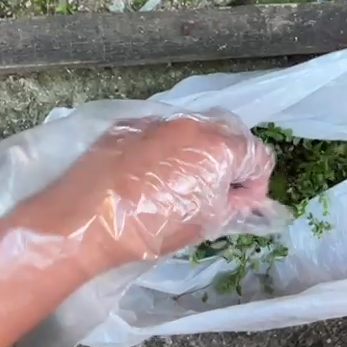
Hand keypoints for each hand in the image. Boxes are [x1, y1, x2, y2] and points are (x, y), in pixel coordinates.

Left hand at [27, 113, 275, 270]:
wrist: (87, 218)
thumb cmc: (152, 227)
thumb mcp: (205, 224)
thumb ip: (235, 205)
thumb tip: (245, 197)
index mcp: (220, 148)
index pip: (260, 156)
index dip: (256, 183)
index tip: (241, 202)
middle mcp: (195, 125)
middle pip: (231, 136)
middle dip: (232, 162)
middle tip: (216, 192)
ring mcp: (162, 120)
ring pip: (197, 129)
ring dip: (200, 152)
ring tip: (182, 182)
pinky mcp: (133, 123)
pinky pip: (164, 131)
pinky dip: (169, 148)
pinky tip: (152, 174)